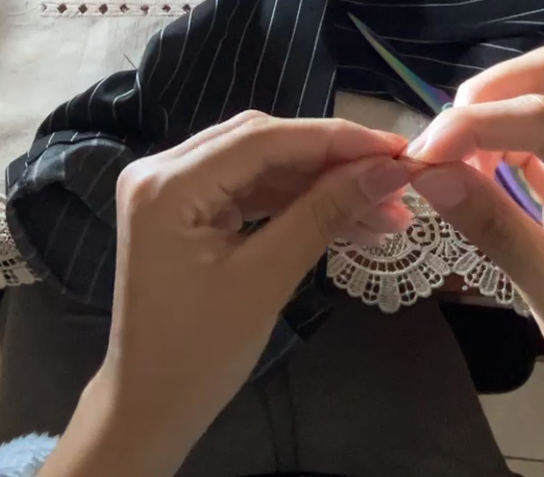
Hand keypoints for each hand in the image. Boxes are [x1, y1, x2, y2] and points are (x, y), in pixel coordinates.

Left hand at [43, 112, 415, 476]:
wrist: (149, 405)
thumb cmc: (198, 354)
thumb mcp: (265, 281)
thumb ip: (323, 215)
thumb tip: (387, 171)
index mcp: (166, 184)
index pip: (260, 139)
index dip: (332, 138)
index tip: (393, 147)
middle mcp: (161, 169)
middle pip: (258, 143)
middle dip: (329, 158)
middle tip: (394, 175)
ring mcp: (170, 186)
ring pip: (257, 164)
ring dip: (318, 181)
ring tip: (384, 206)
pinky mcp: (185, 205)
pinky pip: (247, 188)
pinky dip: (294, 199)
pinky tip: (344, 213)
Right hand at [404, 46, 543, 476]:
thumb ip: (497, 230)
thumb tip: (428, 174)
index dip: (479, 123)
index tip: (424, 156)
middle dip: (490, 92)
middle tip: (445, 142)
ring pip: (541, 94)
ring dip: (486, 112)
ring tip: (448, 160)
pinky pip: (530, 133)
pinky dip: (490, 139)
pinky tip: (468, 173)